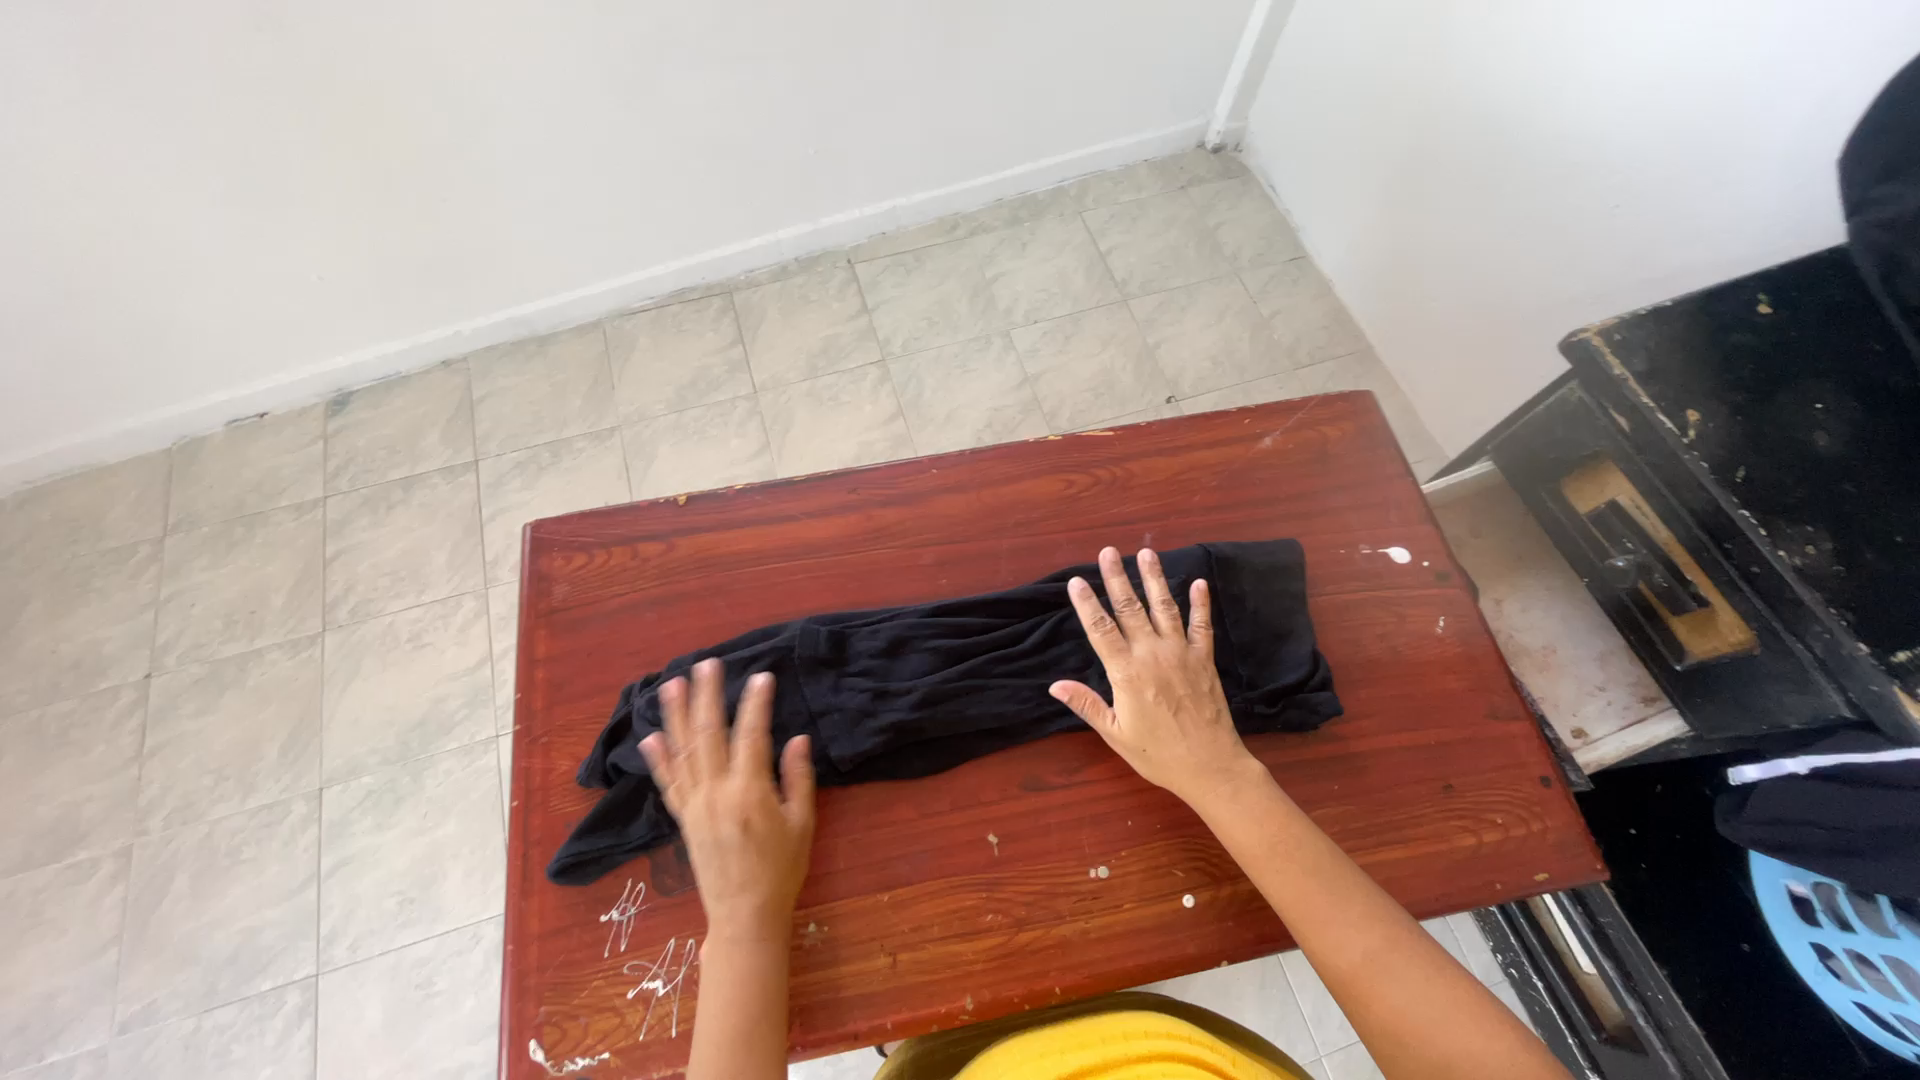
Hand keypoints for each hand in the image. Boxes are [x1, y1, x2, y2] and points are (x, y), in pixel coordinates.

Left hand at [639, 659, 815, 940]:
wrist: (745, 915)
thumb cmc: (782, 869)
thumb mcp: (802, 823)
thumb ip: (797, 778)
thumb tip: (796, 739)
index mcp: (750, 791)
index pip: (751, 735)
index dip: (756, 703)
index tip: (761, 676)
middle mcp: (716, 792)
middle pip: (709, 734)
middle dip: (708, 696)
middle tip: (707, 664)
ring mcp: (694, 805)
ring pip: (683, 751)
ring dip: (676, 716)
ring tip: (671, 684)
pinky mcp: (683, 819)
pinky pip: (667, 783)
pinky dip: (658, 759)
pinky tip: (650, 737)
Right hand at [1050, 546, 1262, 809]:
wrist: (1210, 766)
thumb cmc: (1157, 755)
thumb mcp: (1115, 734)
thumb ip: (1086, 704)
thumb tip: (1055, 685)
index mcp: (1126, 673)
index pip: (1101, 630)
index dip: (1087, 604)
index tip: (1076, 581)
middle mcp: (1152, 655)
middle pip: (1130, 609)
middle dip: (1117, 578)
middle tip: (1108, 551)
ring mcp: (1181, 654)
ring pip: (1164, 608)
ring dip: (1154, 579)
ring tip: (1146, 553)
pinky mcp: (1204, 660)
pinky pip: (1201, 626)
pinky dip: (1200, 604)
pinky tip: (1199, 583)